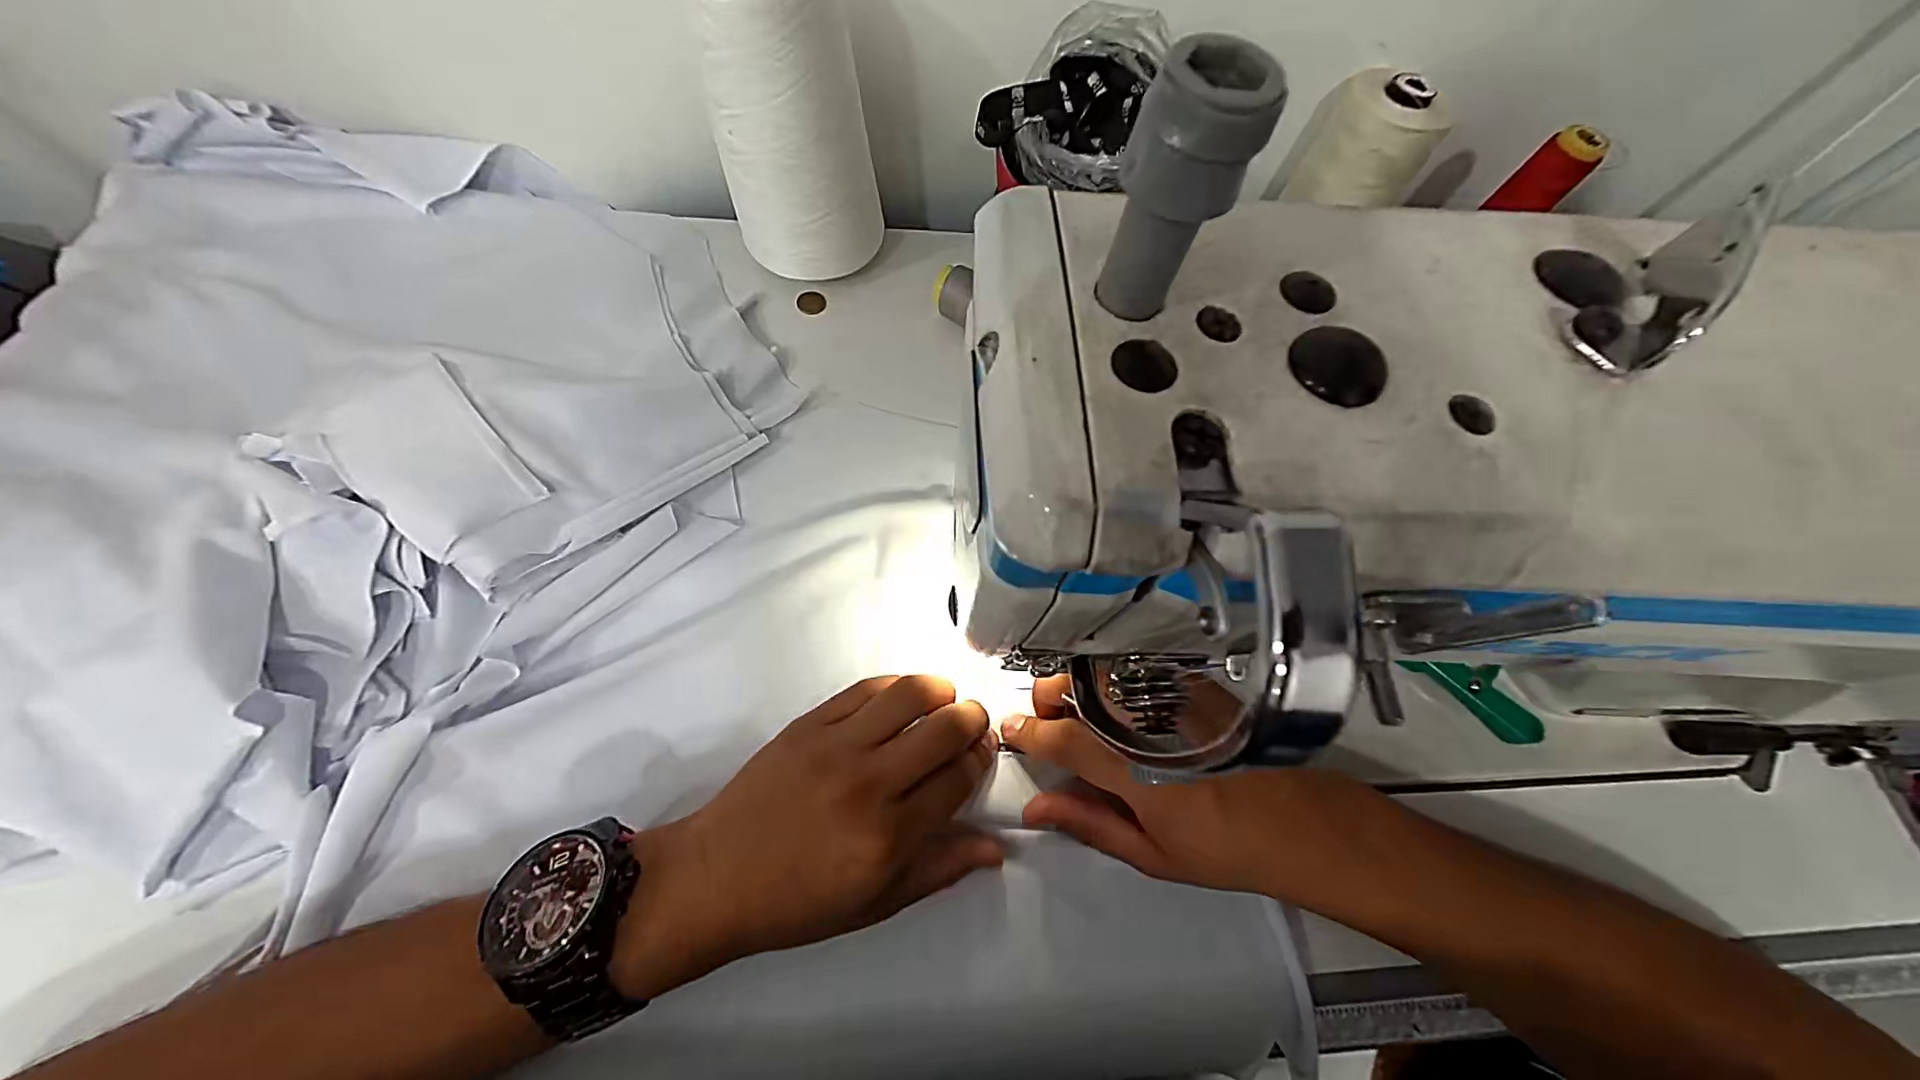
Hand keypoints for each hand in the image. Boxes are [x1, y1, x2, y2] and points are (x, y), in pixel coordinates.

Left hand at [610, 676, 1001, 998]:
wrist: (717, 877)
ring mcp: (836, 747)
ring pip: (909, 694)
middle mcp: (870, 784)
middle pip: (945, 729)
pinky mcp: (808, 724)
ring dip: (940, 689)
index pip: (959, 779)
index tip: (983, 751)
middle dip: (972, 719)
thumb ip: (940, 869)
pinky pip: (864, 689)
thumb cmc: (799, 901)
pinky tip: (902, 695)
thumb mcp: (877, 903)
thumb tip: (996, 846)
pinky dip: (894, 685)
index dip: (981, 759)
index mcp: (890, 837)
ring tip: (945, 698)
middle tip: (972, 723)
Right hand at [1001, 675, 1388, 907]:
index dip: (1028, 732)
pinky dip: (1113, 683)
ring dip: (1077, 686)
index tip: (1011, 731)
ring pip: (1104, 672)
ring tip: (1079, 715)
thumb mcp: (1151, 853)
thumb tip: (1038, 809)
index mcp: (1133, 769)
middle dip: (1047, 696)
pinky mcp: (1195, 687)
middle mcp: (1150, 723)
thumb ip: (1089, 823)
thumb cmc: (1228, 848)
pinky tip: (1120, 709)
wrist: (1301, 823)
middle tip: (1044, 721)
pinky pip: (1137, 672)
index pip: (1061, 736)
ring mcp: (1175, 698)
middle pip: (1076, 685)